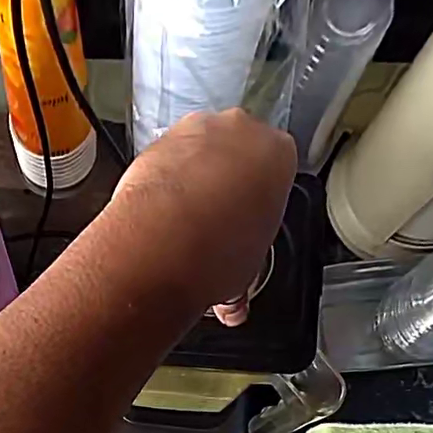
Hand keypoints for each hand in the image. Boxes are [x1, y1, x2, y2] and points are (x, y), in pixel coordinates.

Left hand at [104, 110, 295, 322]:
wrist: (164, 246)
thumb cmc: (213, 252)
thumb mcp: (247, 271)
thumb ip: (245, 270)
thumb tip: (234, 303)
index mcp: (278, 155)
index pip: (275, 174)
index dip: (258, 207)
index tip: (246, 229)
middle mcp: (239, 130)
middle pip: (235, 158)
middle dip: (224, 191)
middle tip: (213, 232)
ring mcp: (194, 130)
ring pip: (197, 156)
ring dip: (190, 186)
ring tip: (182, 233)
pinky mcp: (154, 141)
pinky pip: (163, 163)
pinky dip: (161, 186)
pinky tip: (159, 221)